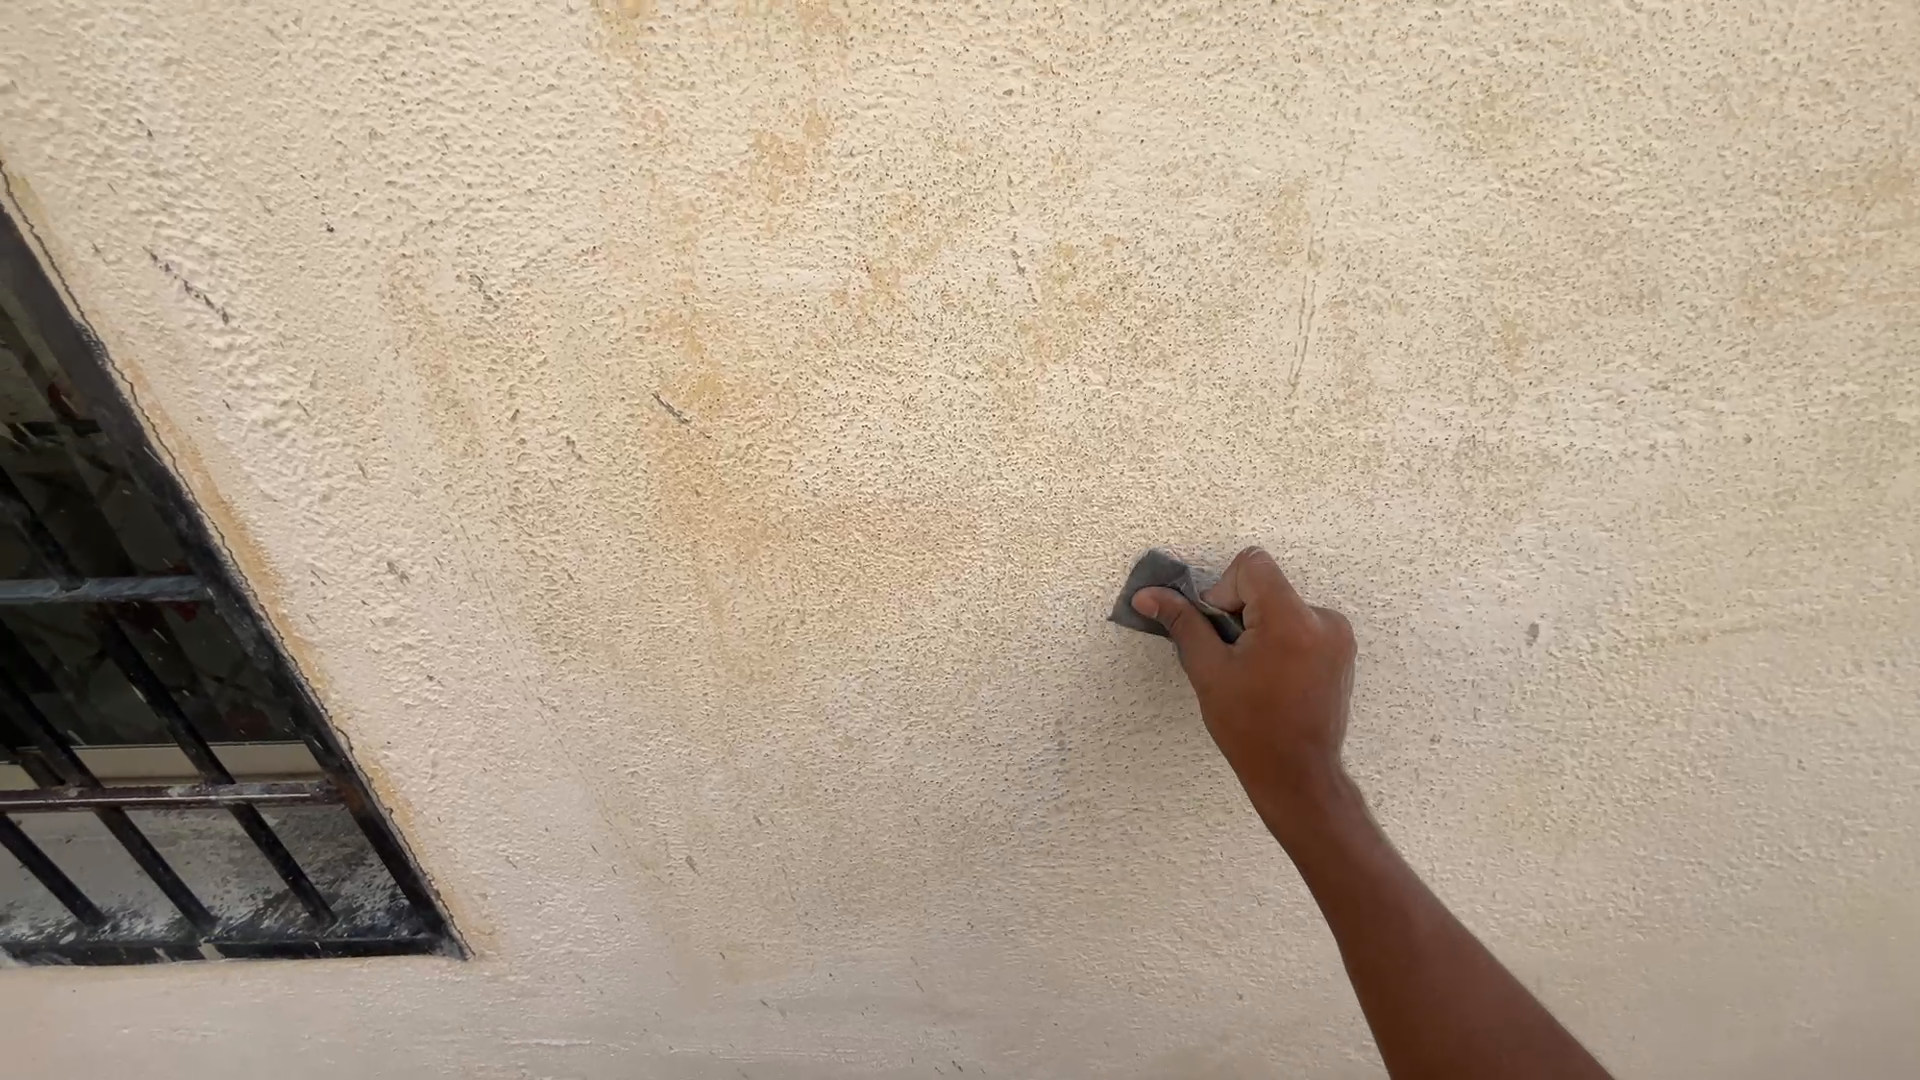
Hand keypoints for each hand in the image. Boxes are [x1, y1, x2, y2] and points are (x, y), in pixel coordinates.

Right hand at [1131, 546, 1357, 832]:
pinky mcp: (1341, 650)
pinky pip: (1298, 621)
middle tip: (1230, 654)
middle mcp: (1324, 620)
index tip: (1219, 629)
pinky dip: (1277, 636)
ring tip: (1251, 668)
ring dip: (1256, 625)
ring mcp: (1337, 636)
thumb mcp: (1207, 669)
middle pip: (1265, 584)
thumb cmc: (1250, 726)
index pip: (1252, 564)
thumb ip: (1181, 622)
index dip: (1223, 590)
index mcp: (1292, 620)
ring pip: (1279, 603)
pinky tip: (1270, 674)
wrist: (1297, 774)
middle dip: (1238, 611)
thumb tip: (1147, 594)